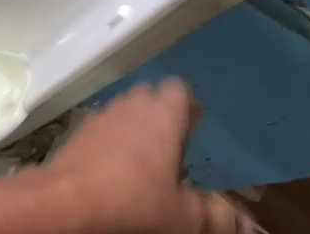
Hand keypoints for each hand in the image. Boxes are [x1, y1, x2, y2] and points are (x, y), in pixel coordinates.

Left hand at [41, 79, 251, 233]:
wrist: (68, 203)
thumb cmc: (135, 204)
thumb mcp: (184, 217)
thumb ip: (216, 214)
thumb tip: (241, 220)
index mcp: (162, 115)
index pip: (180, 89)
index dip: (189, 105)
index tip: (195, 125)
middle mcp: (131, 105)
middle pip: (151, 95)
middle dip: (163, 115)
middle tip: (175, 148)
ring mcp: (102, 116)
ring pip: (125, 110)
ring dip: (136, 127)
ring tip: (146, 163)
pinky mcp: (79, 132)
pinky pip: (103, 128)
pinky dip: (112, 142)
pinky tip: (115, 171)